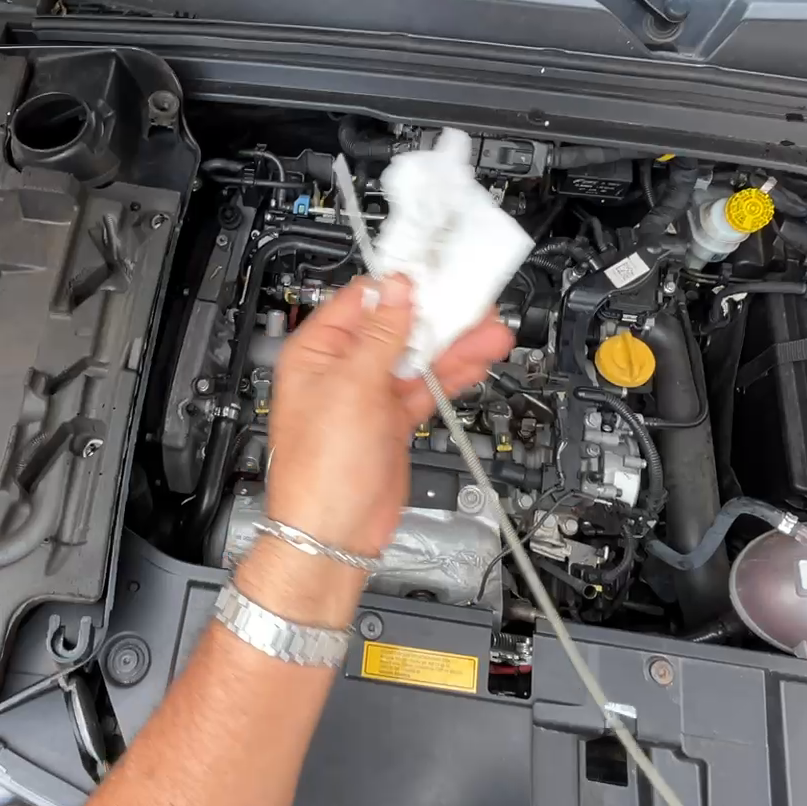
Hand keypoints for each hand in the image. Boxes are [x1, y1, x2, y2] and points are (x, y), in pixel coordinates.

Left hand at [262, 275, 514, 557]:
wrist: (335, 532)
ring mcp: (369, 395)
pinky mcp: (392, 419)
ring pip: (416, 357)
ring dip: (452, 343)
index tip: (435, 274)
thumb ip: (380, 335)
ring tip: (489, 329)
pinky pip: (426, 387)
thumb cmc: (319, 469)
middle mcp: (342, 370)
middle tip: (474, 301)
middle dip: (435, 314)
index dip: (399, 287)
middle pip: (395, 327)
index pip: (361, 302)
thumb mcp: (351, 387)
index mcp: (317, 353)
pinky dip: (451, 373)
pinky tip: (475, 358)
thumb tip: (396, 291)